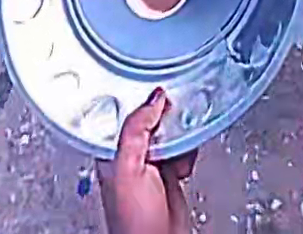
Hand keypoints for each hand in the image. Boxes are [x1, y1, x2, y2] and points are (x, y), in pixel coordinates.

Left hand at [97, 89, 196, 233]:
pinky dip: (191, 143)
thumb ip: (135, 131)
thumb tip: (153, 98)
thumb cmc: (134, 225)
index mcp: (111, 150)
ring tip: (182, 140)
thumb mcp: (128, 171)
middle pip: (151, 115)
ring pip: (170, 126)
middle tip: (174, 112)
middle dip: (166, 112)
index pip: (124, 108)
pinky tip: (186, 157)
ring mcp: (151, 159)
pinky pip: (185, 142)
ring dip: (182, 129)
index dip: (139, 94)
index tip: (156, 82)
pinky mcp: (171, 166)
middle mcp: (130, 153)